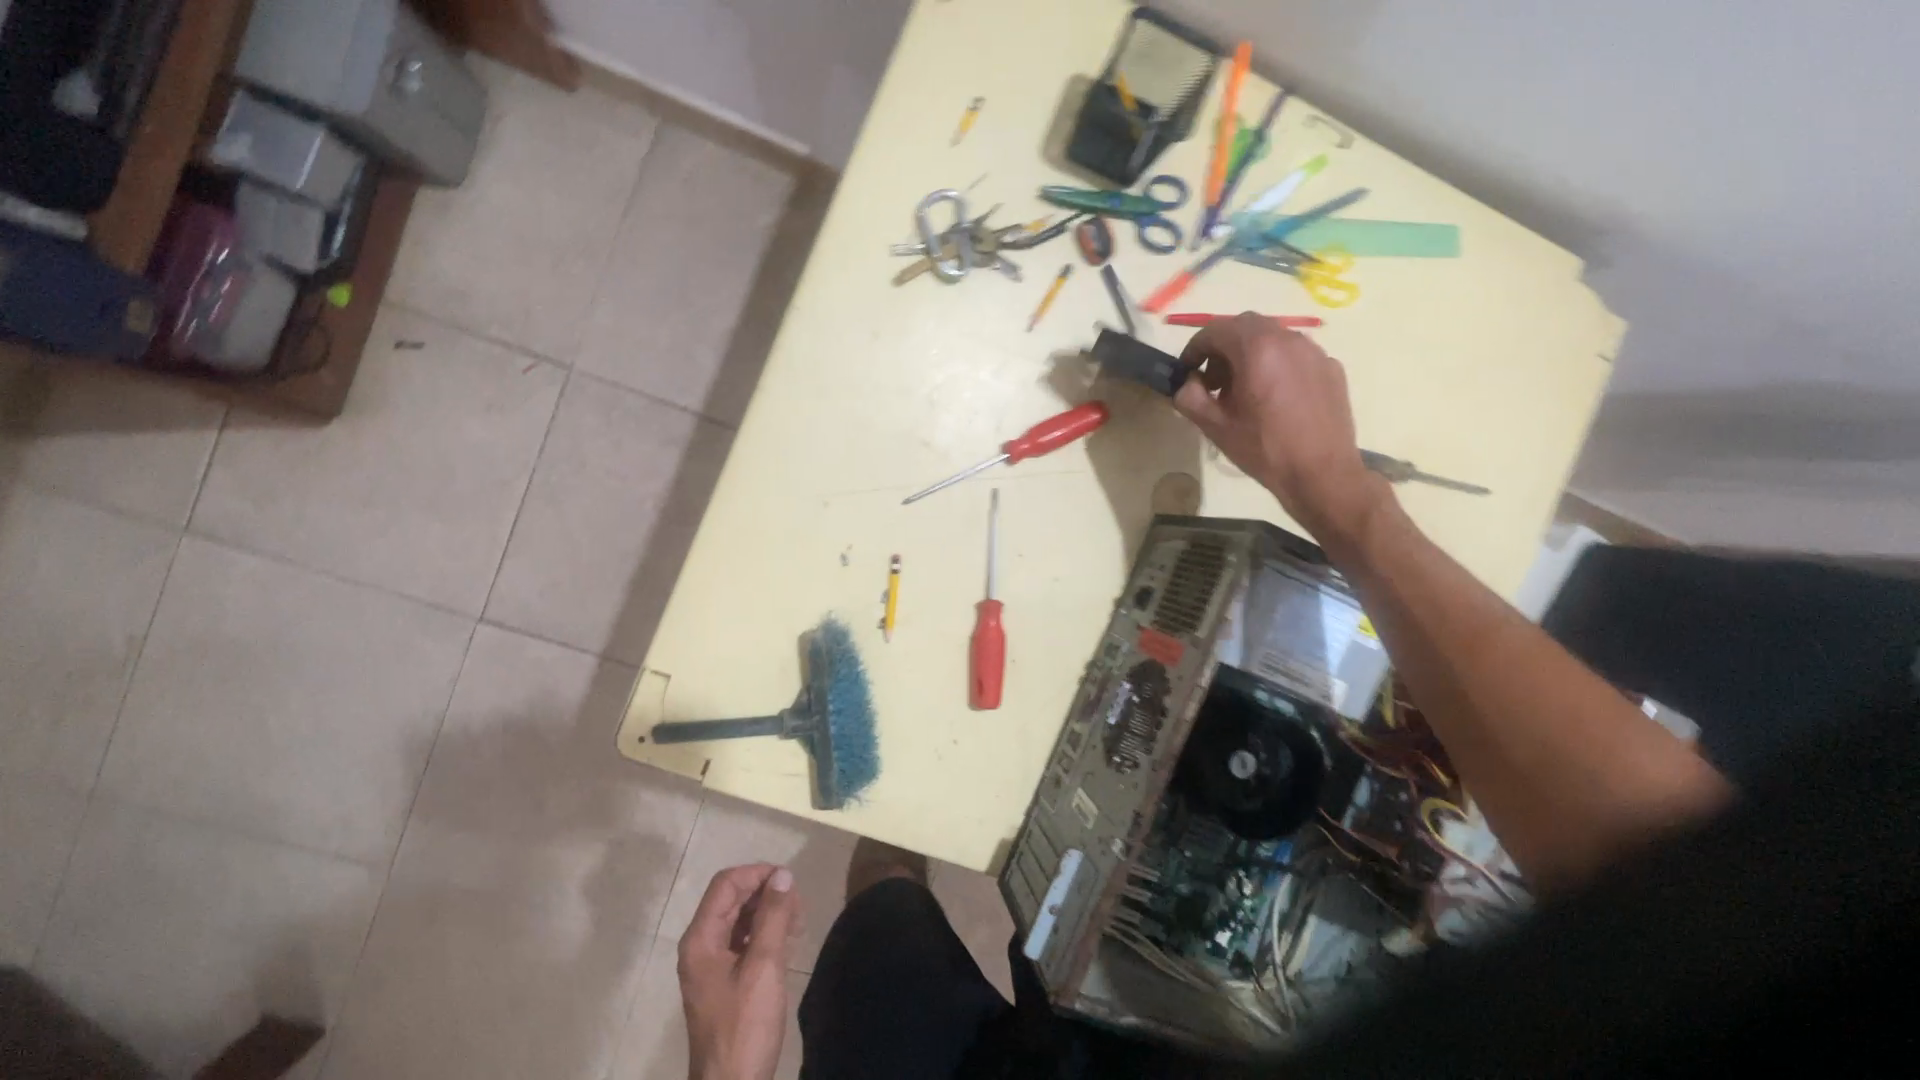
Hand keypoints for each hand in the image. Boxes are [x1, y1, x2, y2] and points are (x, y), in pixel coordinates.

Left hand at [679, 864, 800, 1079]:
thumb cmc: (745, 1025)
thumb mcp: (764, 966)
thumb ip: (773, 917)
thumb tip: (783, 875)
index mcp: (700, 939)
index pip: (726, 884)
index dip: (758, 874)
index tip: (791, 882)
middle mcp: (699, 946)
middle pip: (730, 899)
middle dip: (765, 893)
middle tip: (799, 905)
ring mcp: (709, 965)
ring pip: (738, 919)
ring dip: (767, 912)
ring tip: (797, 921)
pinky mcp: (722, 981)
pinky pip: (741, 942)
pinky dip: (763, 933)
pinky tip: (787, 941)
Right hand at [1173, 313, 1390, 544]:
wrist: (1322, 474)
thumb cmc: (1264, 450)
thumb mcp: (1215, 427)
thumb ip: (1190, 397)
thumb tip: (1187, 383)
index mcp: (1257, 349)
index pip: (1216, 330)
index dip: (1195, 348)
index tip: (1187, 370)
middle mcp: (1288, 340)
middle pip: (1246, 327)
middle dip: (1224, 347)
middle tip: (1214, 380)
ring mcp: (1314, 352)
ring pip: (1274, 338)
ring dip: (1251, 354)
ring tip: (1244, 390)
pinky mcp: (1331, 368)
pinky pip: (1296, 356)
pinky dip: (1277, 365)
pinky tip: (1275, 398)